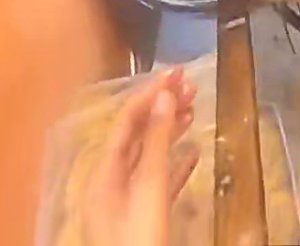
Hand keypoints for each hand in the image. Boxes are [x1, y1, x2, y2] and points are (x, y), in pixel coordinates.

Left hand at [80, 69, 198, 245]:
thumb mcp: (150, 190)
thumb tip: (166, 95)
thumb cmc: (139, 241)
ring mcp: (123, 204)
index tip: (179, 72)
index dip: (152, 92)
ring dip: (170, 130)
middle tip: (192, 87)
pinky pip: (157, 181)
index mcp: (104, 172)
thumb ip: (157, 142)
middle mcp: (109, 183)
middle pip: (136, 133)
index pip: (126, 118)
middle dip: (163, 107)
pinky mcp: (139, 222)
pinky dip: (175, 162)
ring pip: (148, 155)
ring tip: (194, 110)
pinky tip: (194, 154)